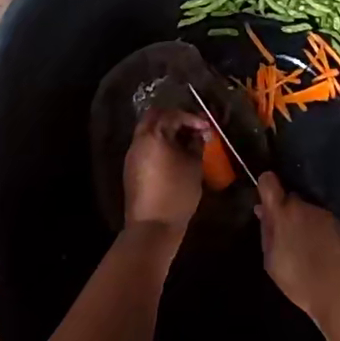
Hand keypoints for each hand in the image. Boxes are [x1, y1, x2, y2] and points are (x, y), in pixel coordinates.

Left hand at [123, 107, 209, 232]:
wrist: (152, 225)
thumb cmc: (177, 192)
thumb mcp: (194, 165)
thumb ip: (197, 144)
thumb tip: (200, 134)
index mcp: (154, 136)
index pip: (174, 115)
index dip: (193, 118)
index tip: (207, 127)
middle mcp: (139, 141)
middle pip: (154, 116)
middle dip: (175, 118)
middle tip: (193, 127)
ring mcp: (132, 155)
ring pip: (148, 130)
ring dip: (166, 130)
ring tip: (187, 141)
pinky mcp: (131, 168)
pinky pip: (146, 145)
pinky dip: (160, 142)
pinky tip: (175, 154)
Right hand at [256, 172, 339, 320]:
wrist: (339, 288)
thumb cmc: (298, 279)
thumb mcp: (271, 260)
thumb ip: (267, 231)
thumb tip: (263, 211)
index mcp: (283, 213)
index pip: (269, 183)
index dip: (265, 186)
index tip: (264, 198)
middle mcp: (305, 206)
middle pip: (290, 200)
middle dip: (285, 212)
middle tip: (283, 235)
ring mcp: (324, 213)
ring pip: (307, 211)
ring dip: (302, 221)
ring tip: (303, 247)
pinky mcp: (339, 222)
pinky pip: (321, 220)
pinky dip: (317, 229)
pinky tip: (319, 249)